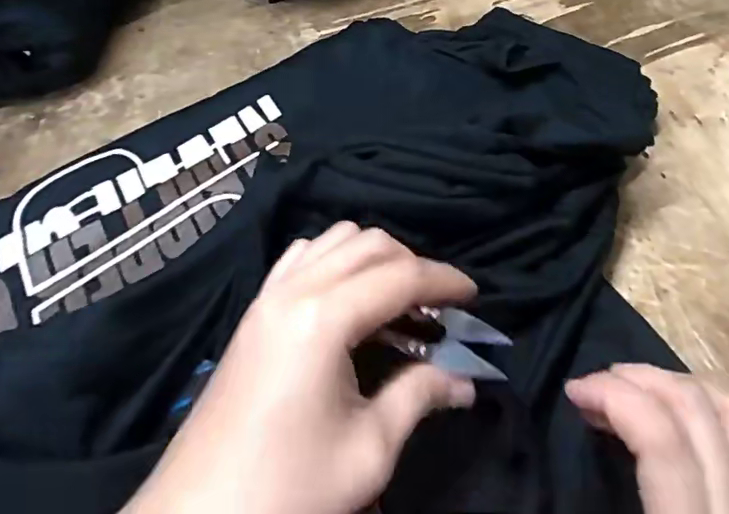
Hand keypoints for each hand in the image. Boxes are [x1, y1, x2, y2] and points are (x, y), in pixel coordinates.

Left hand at [123, 223, 478, 513]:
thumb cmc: (288, 489)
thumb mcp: (367, 451)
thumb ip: (418, 398)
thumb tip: (464, 382)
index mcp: (324, 317)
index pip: (400, 276)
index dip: (444, 281)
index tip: (474, 296)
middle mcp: (295, 288)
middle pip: (369, 244)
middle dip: (412, 265)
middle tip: (438, 308)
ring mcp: (269, 293)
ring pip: (334, 240)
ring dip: (374, 258)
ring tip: (398, 302)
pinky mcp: (255, 308)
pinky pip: (303, 256)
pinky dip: (336, 260)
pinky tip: (349, 301)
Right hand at [566, 365, 728, 513]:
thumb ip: (603, 497)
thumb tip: (568, 443)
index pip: (662, 439)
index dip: (614, 397)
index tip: (575, 393)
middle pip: (698, 413)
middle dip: (640, 381)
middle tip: (599, 389)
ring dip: (683, 387)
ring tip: (645, 395)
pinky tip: (706, 412)